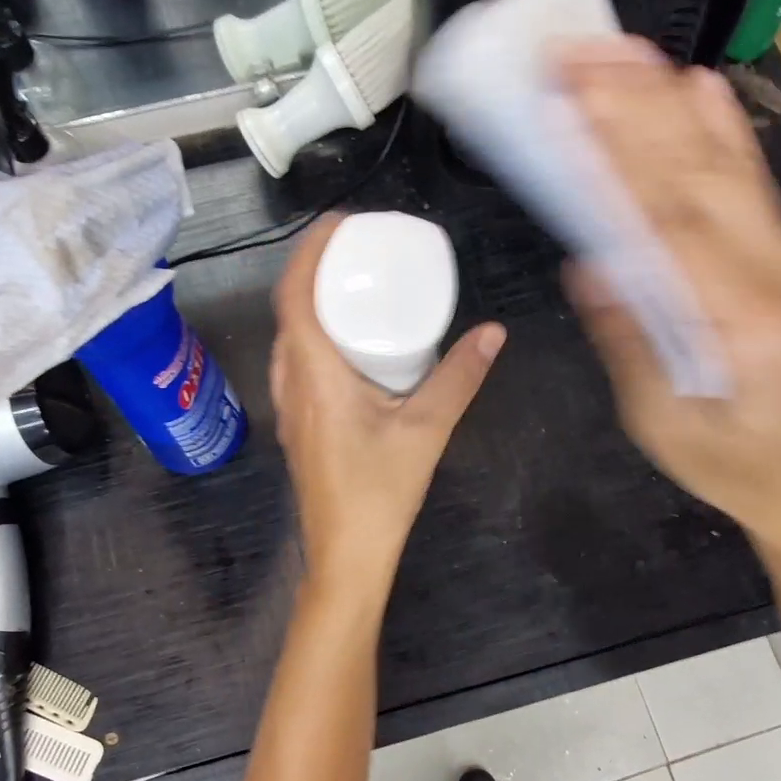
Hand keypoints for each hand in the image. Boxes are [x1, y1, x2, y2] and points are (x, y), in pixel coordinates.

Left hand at [271, 214, 506, 589]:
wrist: (345, 556)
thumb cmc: (380, 493)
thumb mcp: (427, 430)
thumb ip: (460, 378)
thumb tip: (493, 332)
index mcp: (314, 374)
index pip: (294, 295)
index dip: (309, 251)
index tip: (341, 225)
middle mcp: (291, 385)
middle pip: (288, 312)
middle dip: (314, 272)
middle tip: (356, 253)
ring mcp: (289, 410)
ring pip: (289, 341)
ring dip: (312, 307)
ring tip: (353, 292)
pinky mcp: (297, 429)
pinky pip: (297, 366)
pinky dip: (315, 339)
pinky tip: (349, 350)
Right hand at [558, 39, 780, 549]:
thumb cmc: (726, 462)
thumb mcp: (660, 420)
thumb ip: (630, 340)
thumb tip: (592, 264)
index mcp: (736, 320)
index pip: (666, 221)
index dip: (617, 155)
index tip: (572, 100)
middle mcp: (771, 273)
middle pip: (694, 175)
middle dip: (634, 108)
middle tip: (579, 55)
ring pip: (723, 167)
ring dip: (669, 105)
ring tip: (621, 53)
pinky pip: (751, 186)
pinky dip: (724, 132)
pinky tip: (698, 89)